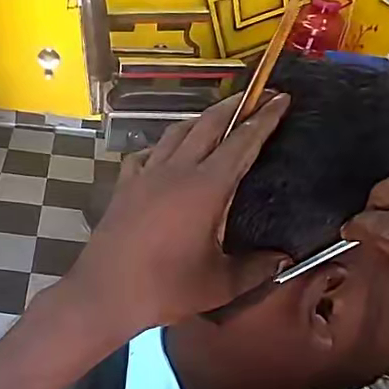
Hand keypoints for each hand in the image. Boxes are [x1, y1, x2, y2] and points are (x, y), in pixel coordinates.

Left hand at [65, 93, 292, 331]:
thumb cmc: (164, 289)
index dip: (264, 118)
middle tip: (258, 95)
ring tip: (217, 117)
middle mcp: (174, 171)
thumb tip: (283, 260)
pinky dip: (163, 146)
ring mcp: (144, 176)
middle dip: (235, 105)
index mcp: (205, 188)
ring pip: (175, 134)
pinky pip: (146, 155)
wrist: (104, 293)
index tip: (281, 98)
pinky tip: (165, 153)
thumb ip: (256, 269)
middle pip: (208, 124)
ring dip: (200, 120)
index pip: (241, 141)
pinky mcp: (124, 187)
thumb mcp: (220, 285)